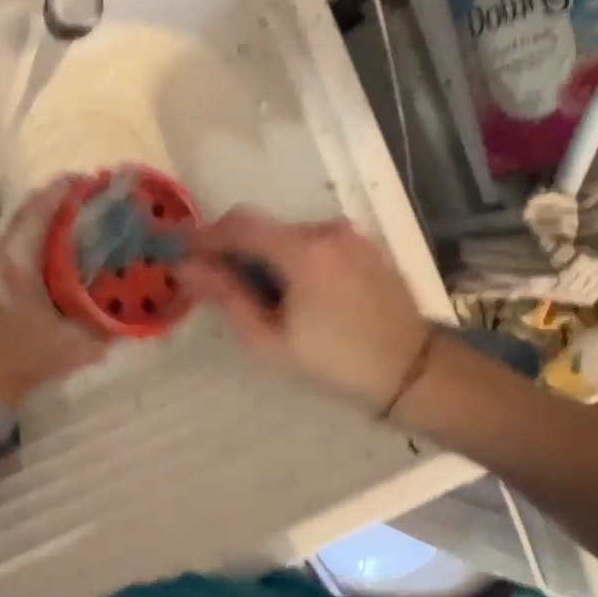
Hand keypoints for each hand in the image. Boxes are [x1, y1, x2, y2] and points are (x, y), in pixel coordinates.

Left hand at [0, 178, 110, 407]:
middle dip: (64, 194)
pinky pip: (24, 233)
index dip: (65, 190)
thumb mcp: (77, 345)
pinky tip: (72, 232)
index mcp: (16, 263)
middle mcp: (2, 253)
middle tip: (100, 193)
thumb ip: (111, 325)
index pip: (39, 210)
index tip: (96, 181)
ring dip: (54, 207)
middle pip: (32, 207)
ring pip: (27, 218)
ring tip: (90, 206)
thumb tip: (148, 306)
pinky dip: (46, 224)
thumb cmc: (31, 358)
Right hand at [179, 208, 430, 410]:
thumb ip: (226, 297)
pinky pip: (314, 243)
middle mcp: (326, 230)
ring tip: (262, 300)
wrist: (414, 372)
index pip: (237, 224)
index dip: (204, 237)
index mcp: (302, 251)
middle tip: (219, 288)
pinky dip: (292, 259)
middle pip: (261, 227)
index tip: (183, 258)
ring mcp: (350, 235)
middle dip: (233, 250)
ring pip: (287, 235)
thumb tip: (186, 267)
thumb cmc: (334, 363)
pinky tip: (296, 296)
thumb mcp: (269, 342)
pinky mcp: (365, 246)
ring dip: (264, 256)